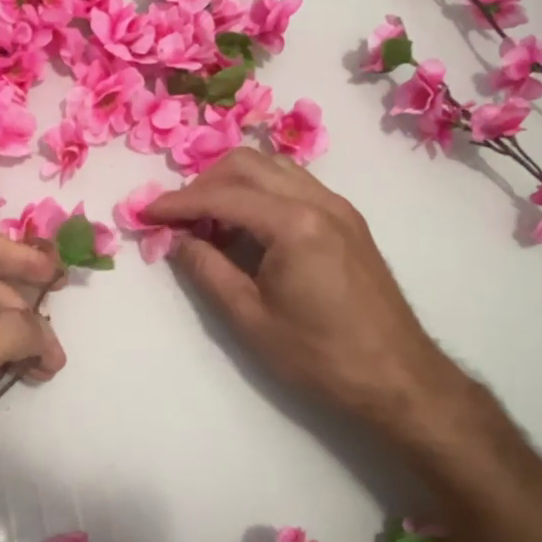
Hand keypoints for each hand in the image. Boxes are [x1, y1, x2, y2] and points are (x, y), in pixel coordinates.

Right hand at [145, 148, 474, 435]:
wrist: (398, 377)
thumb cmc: (320, 356)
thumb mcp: (250, 319)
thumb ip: (208, 271)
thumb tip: (177, 240)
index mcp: (294, 224)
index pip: (222, 196)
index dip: (177, 203)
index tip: (144, 213)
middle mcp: (319, 201)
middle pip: (248, 164)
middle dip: (203, 182)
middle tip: (175, 216)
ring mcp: (339, 208)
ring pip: (273, 168)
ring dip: (233, 182)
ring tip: (206, 217)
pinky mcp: (348, 221)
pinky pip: (295, 184)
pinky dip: (261, 190)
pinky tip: (245, 224)